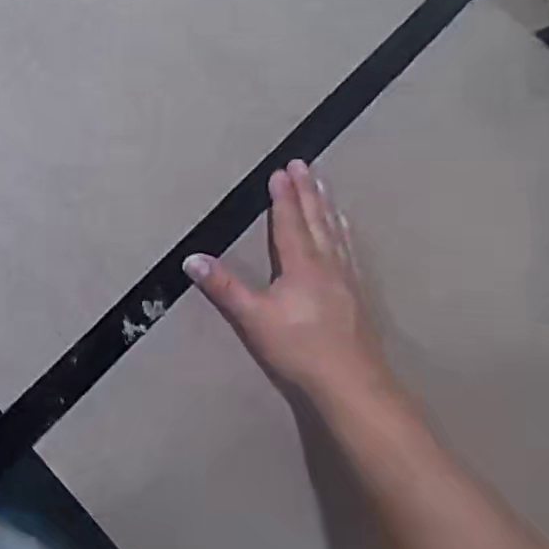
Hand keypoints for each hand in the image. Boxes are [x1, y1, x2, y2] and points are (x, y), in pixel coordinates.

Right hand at [183, 160, 392, 403]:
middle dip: (307, 191)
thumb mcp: (252, 317)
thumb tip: (191, 259)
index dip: (283, 197)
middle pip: (316, 220)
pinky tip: (344, 233)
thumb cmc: (298, 348)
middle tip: (304, 165)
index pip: (289, 223)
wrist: (352, 383)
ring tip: (324, 187)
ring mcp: (347, 279)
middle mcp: (327, 265)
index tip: (280, 171)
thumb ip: (223, 286)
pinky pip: (348, 250)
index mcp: (302, 266)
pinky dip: (343, 233)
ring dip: (326, 207)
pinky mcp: (357, 295)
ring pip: (335, 233)